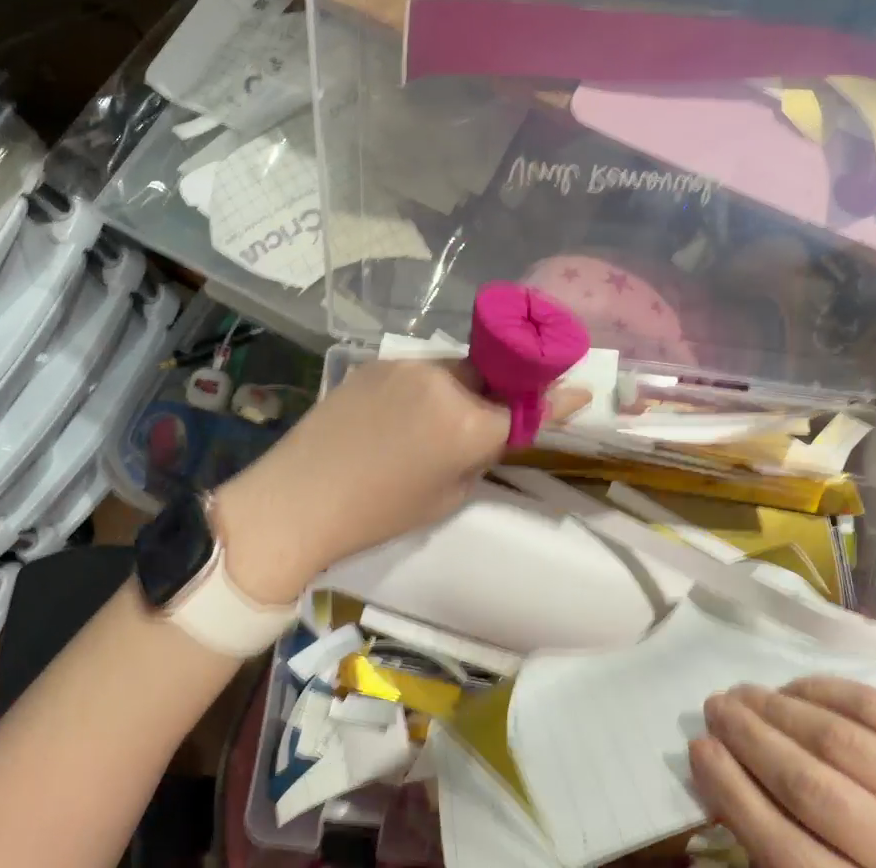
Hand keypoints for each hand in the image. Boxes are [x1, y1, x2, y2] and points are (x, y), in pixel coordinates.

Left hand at [213, 360, 589, 603]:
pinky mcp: (374, 363)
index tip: (578, 388)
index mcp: (466, 423)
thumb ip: (484, 452)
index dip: (556, 399)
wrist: (297, 499)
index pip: (527, 405)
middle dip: (497, 392)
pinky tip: (401, 416)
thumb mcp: (447, 496)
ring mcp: (405, 366)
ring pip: (454, 370)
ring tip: (433, 424)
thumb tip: (500, 427)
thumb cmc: (377, 514)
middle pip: (490, 376)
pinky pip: (418, 370)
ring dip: (460, 389)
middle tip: (484, 420)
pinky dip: (425, 388)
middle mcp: (442, 381)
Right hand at [689, 678, 875, 867]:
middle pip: (811, 787)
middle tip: (714, 709)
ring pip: (840, 740)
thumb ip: (780, 847)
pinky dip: (826, 690)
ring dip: (778, 708)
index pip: (785, 848)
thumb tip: (714, 769)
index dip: (733, 791)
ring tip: (744, 694)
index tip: (698, 750)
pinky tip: (795, 688)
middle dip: (749, 739)